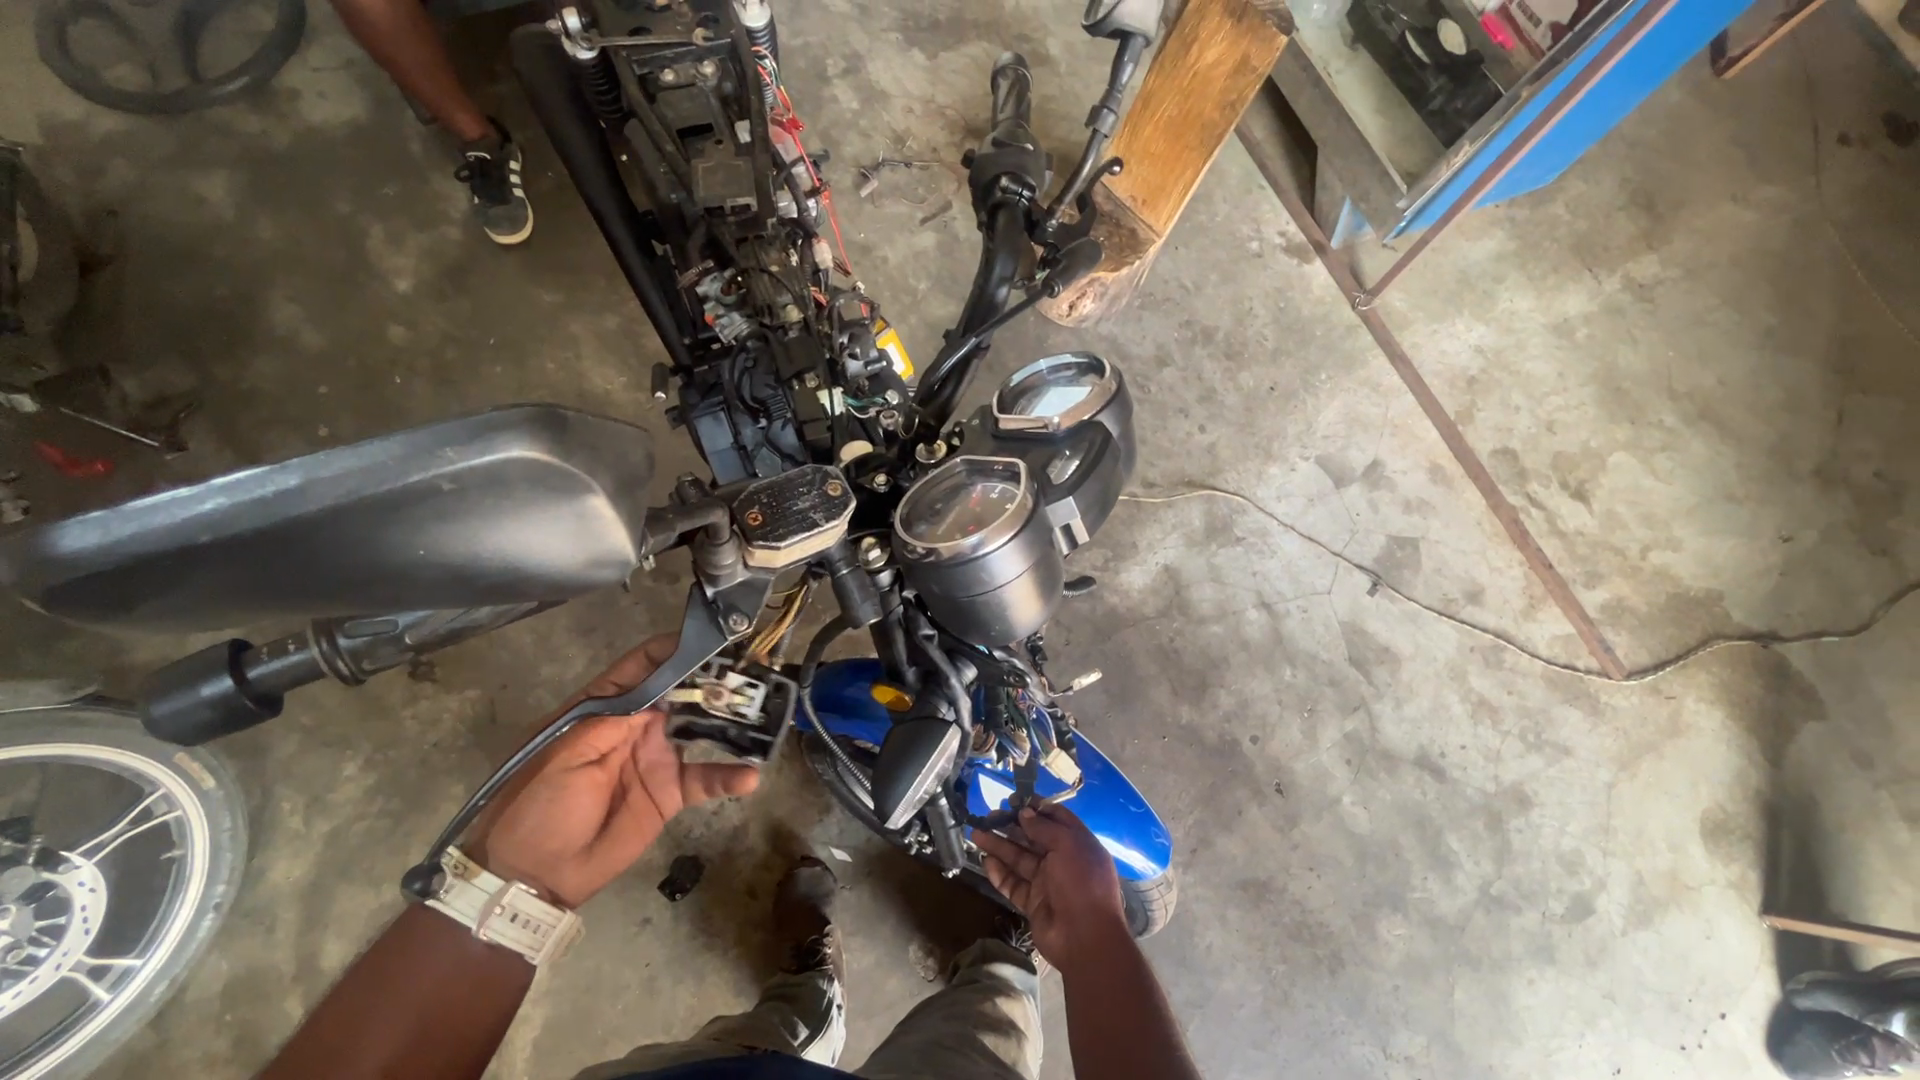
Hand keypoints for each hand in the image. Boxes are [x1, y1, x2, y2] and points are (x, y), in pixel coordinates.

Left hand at [468, 635, 759, 907]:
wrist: (533, 874)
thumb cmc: (537, 805)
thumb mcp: (567, 755)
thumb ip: (615, 721)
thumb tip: (663, 689)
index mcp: (604, 707)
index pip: (642, 666)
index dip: (673, 650)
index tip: (710, 641)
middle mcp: (636, 725)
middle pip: (681, 691)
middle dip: (714, 679)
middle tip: (752, 671)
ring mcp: (657, 757)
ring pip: (702, 728)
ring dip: (730, 720)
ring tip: (763, 713)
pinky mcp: (670, 793)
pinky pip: (706, 779)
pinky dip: (730, 776)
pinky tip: (750, 776)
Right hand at [975, 803, 1129, 974]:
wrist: (1085, 938)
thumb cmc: (1081, 883)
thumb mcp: (1067, 845)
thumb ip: (1044, 827)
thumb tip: (1025, 812)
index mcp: (1078, 844)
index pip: (1057, 818)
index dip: (1036, 807)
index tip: (1013, 799)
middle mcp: (1063, 861)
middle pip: (1033, 838)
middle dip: (1011, 826)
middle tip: (988, 816)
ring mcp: (1047, 883)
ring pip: (1019, 859)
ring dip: (999, 846)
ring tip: (976, 834)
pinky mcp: (1033, 903)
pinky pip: (1014, 884)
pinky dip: (1000, 873)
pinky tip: (986, 861)